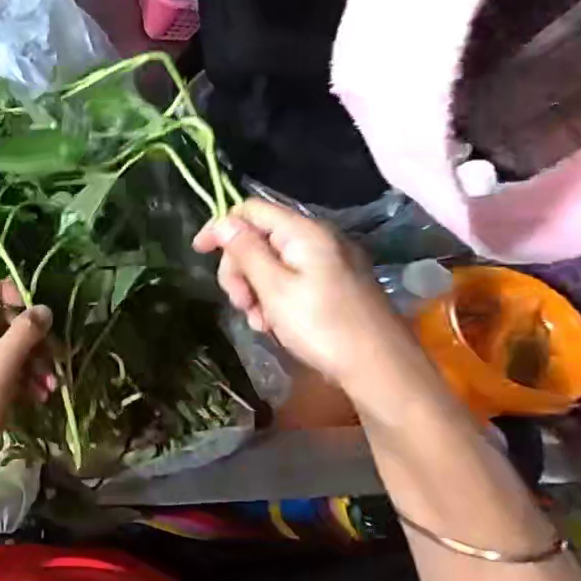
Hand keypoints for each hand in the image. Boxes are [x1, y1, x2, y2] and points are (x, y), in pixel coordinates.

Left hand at [0, 280, 53, 477]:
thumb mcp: (5, 362)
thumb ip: (26, 331)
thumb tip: (44, 309)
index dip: (10, 292)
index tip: (35, 312)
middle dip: (31, 339)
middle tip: (55, 358)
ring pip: (2, 347)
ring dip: (30, 362)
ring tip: (51, 387)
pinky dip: (18, 377)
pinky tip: (38, 397)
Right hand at [193, 199, 426, 395]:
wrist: (382, 370)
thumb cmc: (323, 327)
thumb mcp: (274, 288)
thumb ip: (246, 251)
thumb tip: (223, 221)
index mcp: (305, 233)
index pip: (251, 210)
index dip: (220, 226)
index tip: (199, 253)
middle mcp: (319, 240)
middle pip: (259, 237)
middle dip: (239, 267)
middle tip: (237, 300)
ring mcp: (329, 263)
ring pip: (270, 262)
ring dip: (254, 288)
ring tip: (257, 319)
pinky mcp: (334, 285)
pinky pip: (290, 280)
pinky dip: (273, 298)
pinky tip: (273, 324)